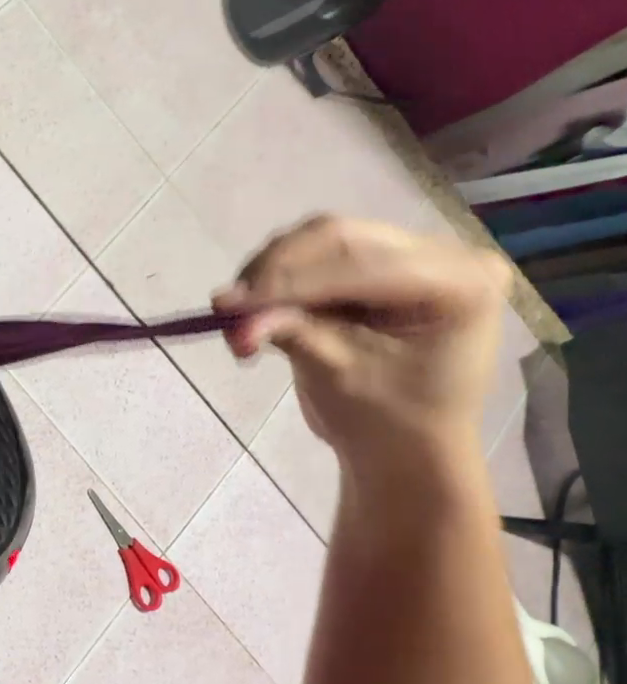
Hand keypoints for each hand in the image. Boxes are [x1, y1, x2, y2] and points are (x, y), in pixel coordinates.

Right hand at [214, 215, 510, 469]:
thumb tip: (224, 306)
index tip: (226, 306)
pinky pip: (316, 257)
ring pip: (320, 241)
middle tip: (228, 306)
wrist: (402, 446)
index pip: (358, 262)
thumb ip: (289, 331)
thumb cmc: (384, 419)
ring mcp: (411, 258)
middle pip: (338, 238)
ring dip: (270, 274)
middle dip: (274, 270)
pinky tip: (261, 310)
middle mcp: (443, 256)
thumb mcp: (337, 374)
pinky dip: (278, 281)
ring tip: (241, 315)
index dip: (286, 281)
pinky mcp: (377, 269)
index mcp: (458, 281)